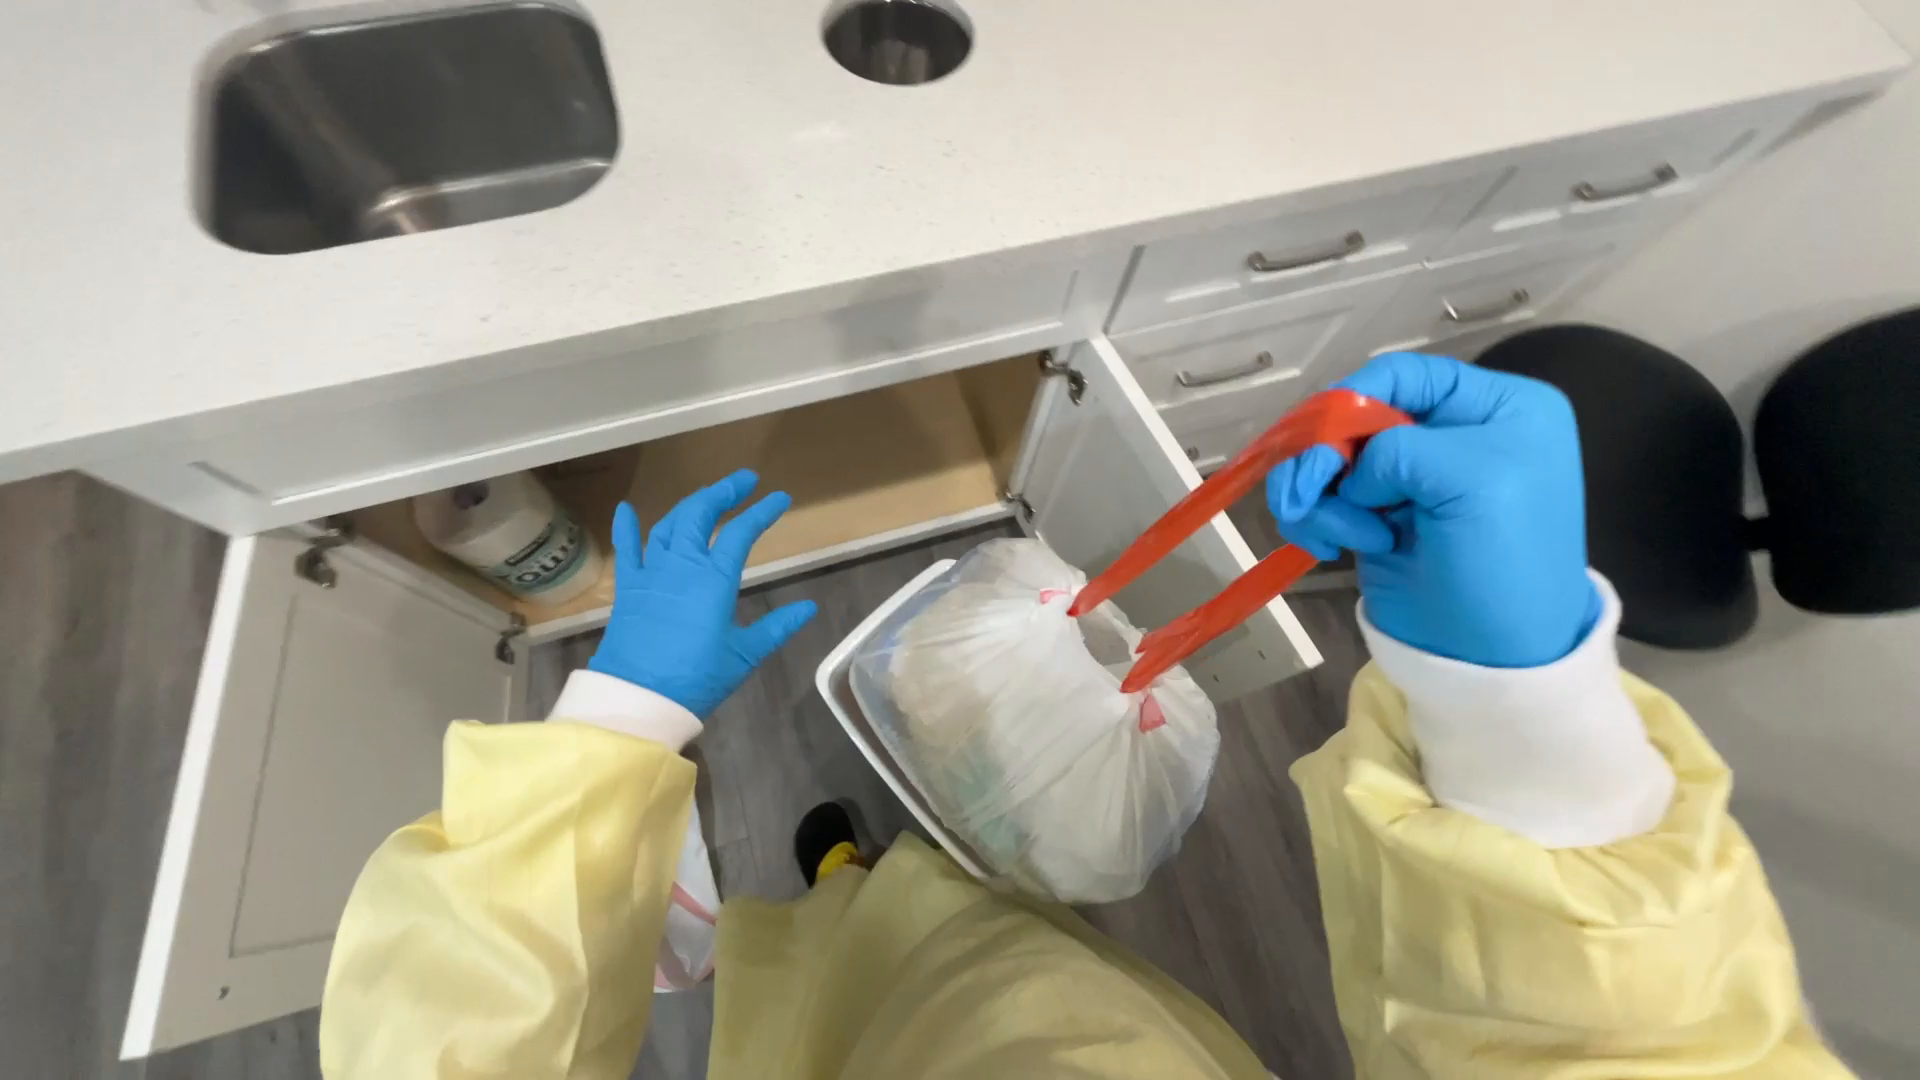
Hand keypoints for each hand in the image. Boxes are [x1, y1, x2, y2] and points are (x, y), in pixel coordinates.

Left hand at [588, 470, 817, 717]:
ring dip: (690, 504)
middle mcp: (682, 566)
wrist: (640, 700)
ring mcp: (651, 574)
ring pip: (669, 525)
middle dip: (724, 492)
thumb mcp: (745, 654)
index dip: (762, 512)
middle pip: (700, 514)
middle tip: (744, 481)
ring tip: (708, 495)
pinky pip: (627, 550)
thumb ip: (777, 627)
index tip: (780, 498)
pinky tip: (627, 508)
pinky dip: (626, 527)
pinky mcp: (629, 589)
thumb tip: (809, 607)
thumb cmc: (697, 677)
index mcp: (715, 579)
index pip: (741, 532)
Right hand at [1267, 352, 1598, 667]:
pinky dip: (1314, 520)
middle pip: (1351, 417)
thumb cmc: (1503, 560)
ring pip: (1325, 460)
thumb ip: (1402, 448)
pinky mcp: (1369, 515)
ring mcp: (1402, 479)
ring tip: (1328, 537)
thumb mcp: (1474, 481)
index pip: (1403, 374)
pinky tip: (1331, 548)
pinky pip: (1318, 498)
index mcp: (1491, 408)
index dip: (1354, 397)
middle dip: (1322, 457)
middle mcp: (1443, 436)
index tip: (1322, 439)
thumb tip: (1346, 467)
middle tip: (1309, 495)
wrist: (1488, 654)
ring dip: (1315, 496)